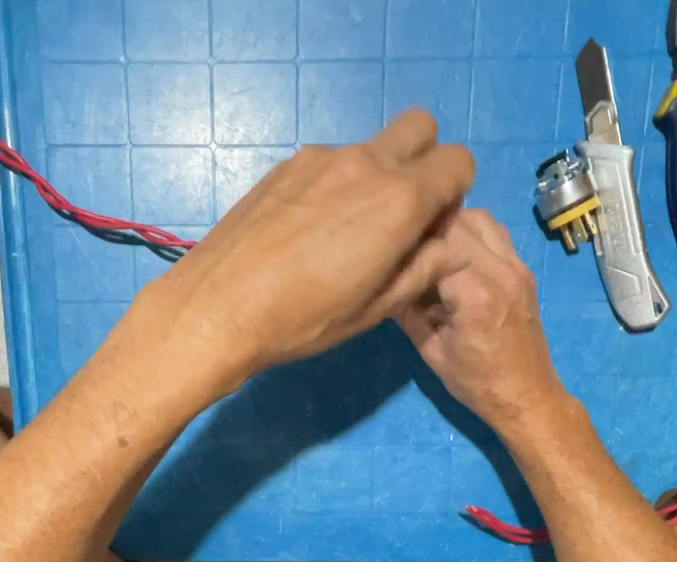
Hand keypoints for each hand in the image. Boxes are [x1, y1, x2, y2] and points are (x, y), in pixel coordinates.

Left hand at [141, 109, 474, 391]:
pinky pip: (329, 162)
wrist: (218, 307)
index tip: (430, 228)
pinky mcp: (285, 166)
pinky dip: (335, 185)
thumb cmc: (303, 320)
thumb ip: (421, 271)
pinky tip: (305, 232)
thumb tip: (448, 249)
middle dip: (424, 161)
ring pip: (370, 148)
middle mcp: (365, 163)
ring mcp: (320, 158)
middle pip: (420, 127)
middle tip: (400, 214)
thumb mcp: (373, 310)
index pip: (458, 162)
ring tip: (341, 235)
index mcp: (399, 200)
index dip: (454, 194)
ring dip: (374, 178)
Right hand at [393, 209, 565, 428]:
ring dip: (452, 225)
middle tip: (405, 249)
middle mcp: (501, 272)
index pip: (436, 246)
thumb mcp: (432, 352)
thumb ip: (408, 313)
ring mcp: (517, 267)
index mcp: (476, 296)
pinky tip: (454, 253)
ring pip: (480, 218)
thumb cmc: (476, 383)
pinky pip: (496, 234)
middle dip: (427, 231)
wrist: (526, 396)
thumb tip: (383, 284)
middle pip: (457, 223)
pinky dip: (472, 234)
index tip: (389, 257)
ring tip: (429, 247)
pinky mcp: (523, 270)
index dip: (409, 247)